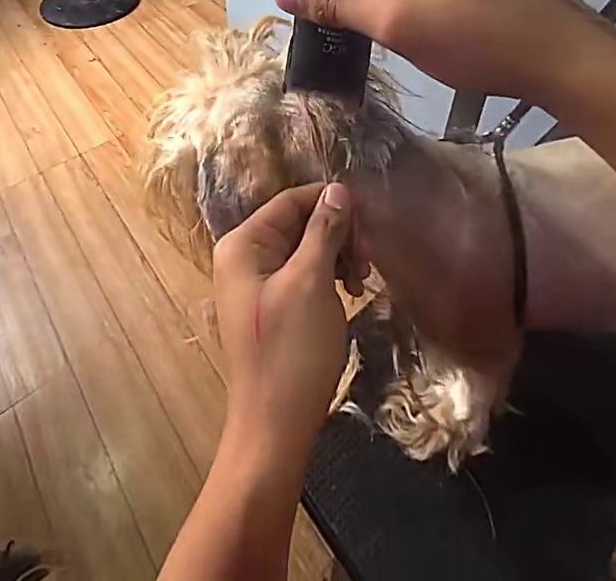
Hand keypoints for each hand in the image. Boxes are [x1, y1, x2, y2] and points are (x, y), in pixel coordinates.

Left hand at [213, 183, 351, 458]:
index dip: (332, 201)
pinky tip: (353, 291)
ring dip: (340, 255)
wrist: (276, 427)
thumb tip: (338, 188)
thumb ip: (324, 230)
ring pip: (309, 247)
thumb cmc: (291, 350)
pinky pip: (307, 272)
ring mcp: (259, 282)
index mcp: (244, 244)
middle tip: (369, 258)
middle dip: (339, 233)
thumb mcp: (311, 281)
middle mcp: (246, 256)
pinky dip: (332, 275)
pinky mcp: (276, 304)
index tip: (371, 215)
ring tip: (363, 280)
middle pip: (301, 222)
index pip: (292, 200)